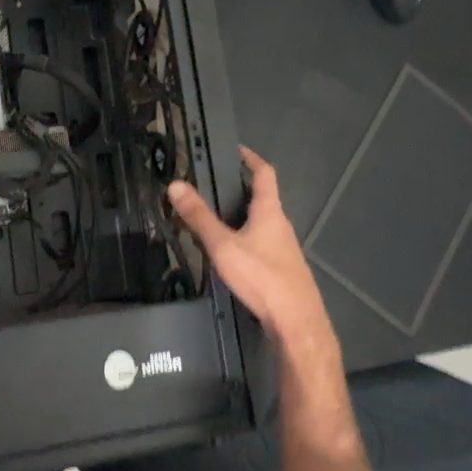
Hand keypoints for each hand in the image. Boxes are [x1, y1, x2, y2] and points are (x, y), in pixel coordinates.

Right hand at [169, 147, 339, 365]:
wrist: (296, 320)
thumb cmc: (262, 276)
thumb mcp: (223, 245)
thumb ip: (199, 217)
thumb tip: (175, 185)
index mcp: (269, 211)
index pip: (264, 173)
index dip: (250, 158)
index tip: (235, 150)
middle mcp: (281, 225)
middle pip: (262, 199)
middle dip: (239, 190)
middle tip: (211, 187)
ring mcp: (284, 248)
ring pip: (261, 224)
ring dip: (241, 217)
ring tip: (213, 219)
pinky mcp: (283, 269)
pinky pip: (262, 244)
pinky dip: (245, 240)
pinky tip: (230, 255)